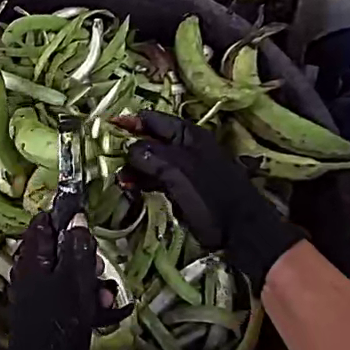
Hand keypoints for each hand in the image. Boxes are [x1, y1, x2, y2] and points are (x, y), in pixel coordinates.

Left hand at [0, 213, 122, 349]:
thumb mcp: (75, 279)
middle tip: (100, 267)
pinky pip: (68, 296)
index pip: (45, 223)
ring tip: (103, 296)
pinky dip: (84, 299)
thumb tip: (77, 219)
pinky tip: (101, 311)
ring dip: (90, 281)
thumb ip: (78, 247)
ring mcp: (38, 292)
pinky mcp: (47, 311)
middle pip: (61, 249)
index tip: (87, 225)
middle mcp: (31, 271)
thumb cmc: (59, 319)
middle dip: (85, 255)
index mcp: (32, 258)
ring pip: (68, 274)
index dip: (67, 219)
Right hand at [121, 110, 304, 291]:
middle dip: (129, 149)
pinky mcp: (183, 188)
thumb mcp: (177, 169)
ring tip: (121, 180)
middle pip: (149, 140)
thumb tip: (129, 150)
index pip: (153, 120)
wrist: (240, 230)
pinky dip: (144, 181)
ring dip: (134, 169)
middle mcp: (185, 147)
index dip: (131, 121)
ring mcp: (185, 168)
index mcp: (187, 134)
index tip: (108, 125)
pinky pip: (158, 178)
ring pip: (151, 161)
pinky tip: (132, 188)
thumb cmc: (210, 194)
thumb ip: (150, 155)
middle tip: (110, 160)